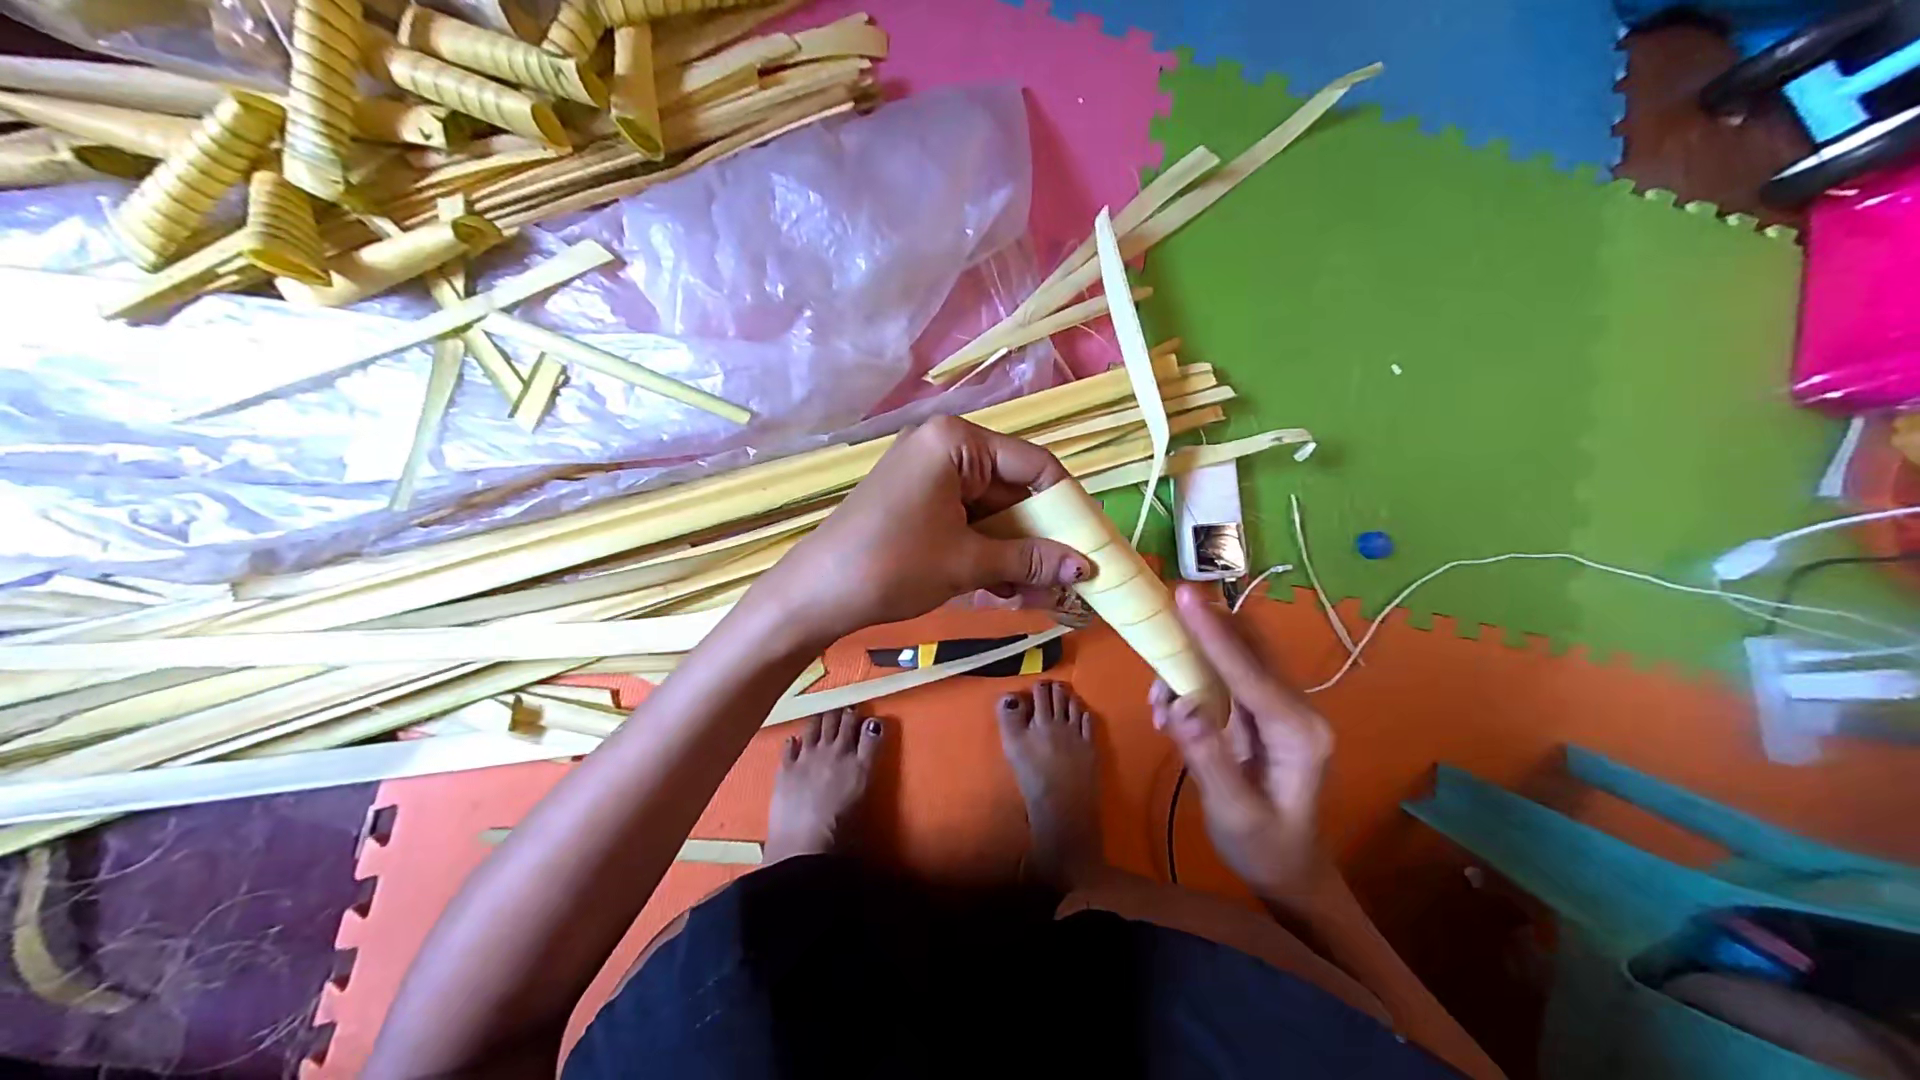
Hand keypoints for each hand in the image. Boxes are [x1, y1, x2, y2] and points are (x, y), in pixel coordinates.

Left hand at [750, 416, 1091, 647]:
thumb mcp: (968, 562)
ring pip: (991, 509)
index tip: (1091, 542)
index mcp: (957, 442)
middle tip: (1069, 573)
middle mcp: (944, 447)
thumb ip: (1030, 559)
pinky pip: (967, 520)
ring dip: (1016, 549)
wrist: (815, 595)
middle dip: (1040, 535)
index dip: (1068, 505)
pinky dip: (987, 550)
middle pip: (1013, 487)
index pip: (1034, 464)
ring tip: (1041, 591)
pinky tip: (1007, 586)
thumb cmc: (893, 565)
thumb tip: (1085, 568)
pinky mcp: (917, 502)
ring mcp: (928, 475)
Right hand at [1151, 585, 1333, 900]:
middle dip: (1205, 629)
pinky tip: (1170, 709)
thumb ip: (1209, 758)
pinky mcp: (1262, 712)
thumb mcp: (1233, 814)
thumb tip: (1179, 706)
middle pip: (1251, 645)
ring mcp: (1281, 708)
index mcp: (1298, 733)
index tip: (1184, 596)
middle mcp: (1296, 710)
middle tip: (1161, 620)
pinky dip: (1195, 677)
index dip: (1214, 633)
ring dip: (1194, 659)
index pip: (1250, 671)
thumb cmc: (1264, 848)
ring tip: (1159, 702)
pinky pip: (1227, 675)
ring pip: (1237, 655)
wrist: (1290, 871)